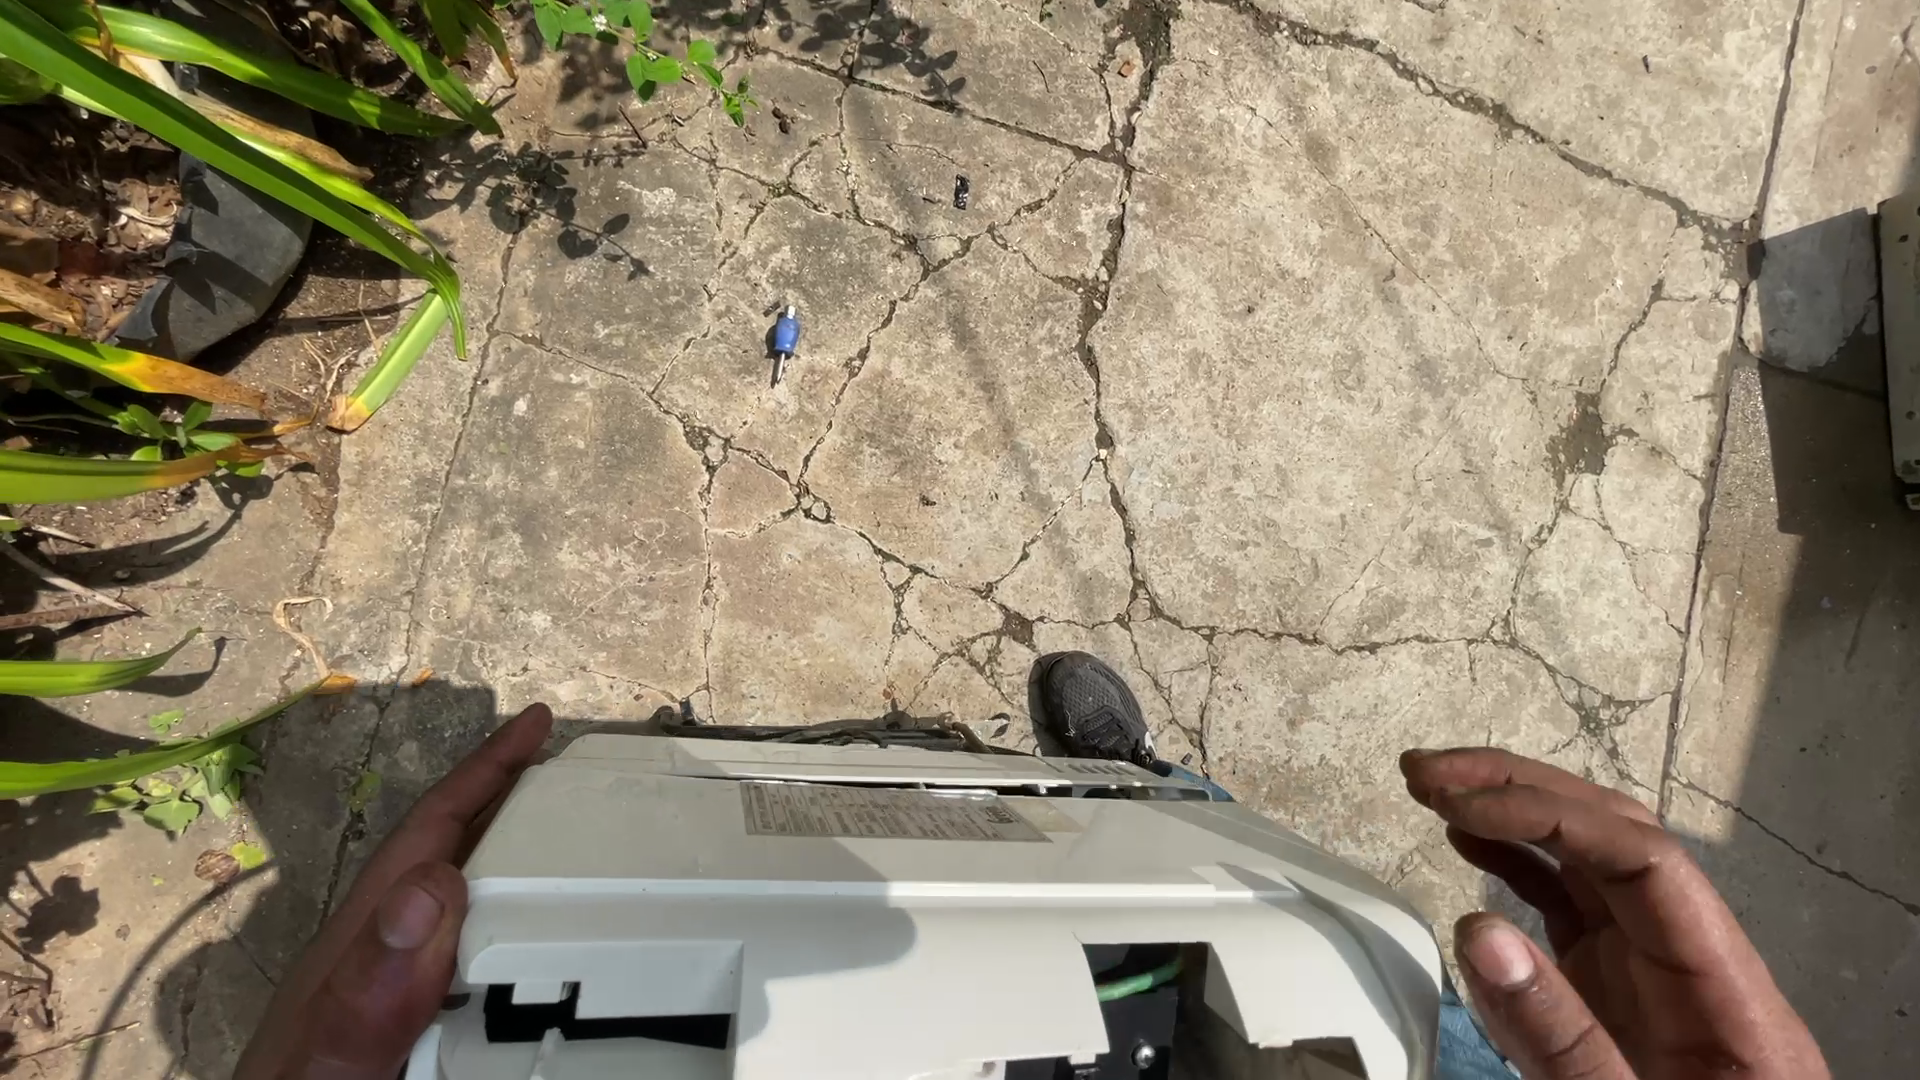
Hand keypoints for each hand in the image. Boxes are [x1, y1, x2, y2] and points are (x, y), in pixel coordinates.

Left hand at [235, 703, 553, 1079]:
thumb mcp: (332, 1061)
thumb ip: (369, 982)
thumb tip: (432, 880)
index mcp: (369, 934)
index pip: (432, 830)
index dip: (484, 769)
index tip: (538, 721)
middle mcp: (390, 943)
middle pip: (459, 845)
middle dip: (518, 795)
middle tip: (587, 771)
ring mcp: (409, 977)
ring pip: (479, 888)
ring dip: (531, 849)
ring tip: (590, 832)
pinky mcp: (434, 1013)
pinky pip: (494, 935)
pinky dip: (533, 910)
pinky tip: (564, 925)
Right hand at [1401, 748, 1827, 1079]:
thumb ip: (1560, 1036)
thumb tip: (1474, 926)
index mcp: (1722, 984)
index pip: (1641, 856)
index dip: (1546, 814)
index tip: (1455, 807)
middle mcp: (1685, 949)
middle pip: (1609, 829)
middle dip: (1514, 786)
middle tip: (1425, 772)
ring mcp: (1644, 957)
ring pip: (1579, 847)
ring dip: (1502, 804)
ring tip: (1426, 786)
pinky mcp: (1606, 969)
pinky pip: (1558, 889)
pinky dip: (1504, 852)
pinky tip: (1458, 838)